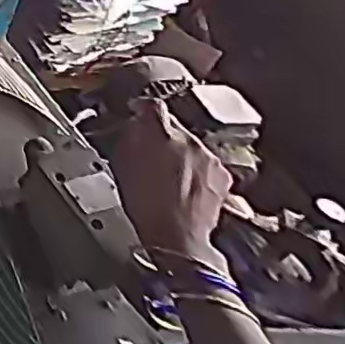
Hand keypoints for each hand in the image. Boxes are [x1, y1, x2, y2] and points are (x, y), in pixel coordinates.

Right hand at [112, 98, 232, 264]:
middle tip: (147, 150)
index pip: (151, 105)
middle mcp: (190, 141)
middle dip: (160, 135)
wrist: (177, 237)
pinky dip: (194, 167)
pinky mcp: (222, 174)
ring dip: (179, 151)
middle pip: (173, 125)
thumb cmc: (146, 205)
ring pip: (191, 144)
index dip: (141, 107)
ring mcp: (209, 158)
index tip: (137, 110)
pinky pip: (205, 161)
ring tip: (164, 172)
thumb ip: (130, 138)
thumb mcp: (122, 165)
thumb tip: (136, 126)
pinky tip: (181, 184)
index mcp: (160, 134)